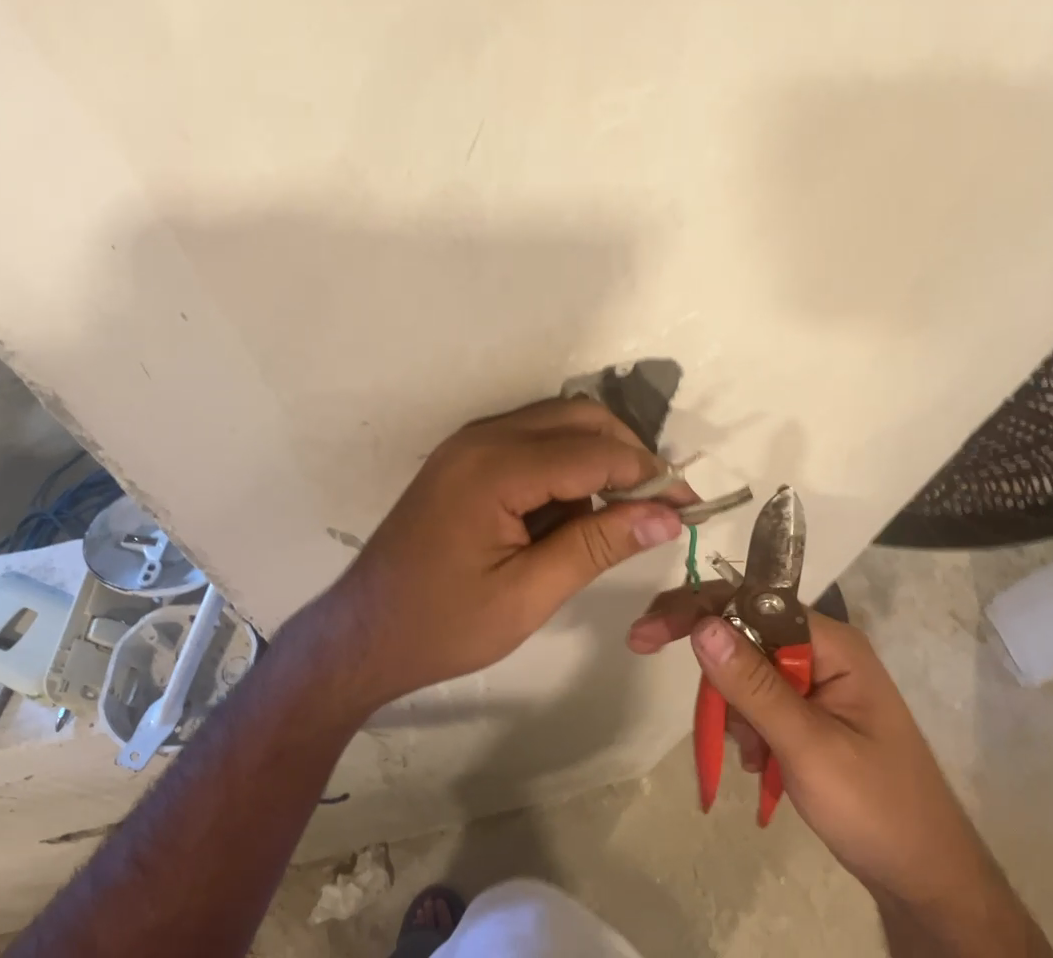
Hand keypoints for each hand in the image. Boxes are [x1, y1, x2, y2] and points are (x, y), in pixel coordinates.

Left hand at [319, 399, 691, 707]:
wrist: (363, 634)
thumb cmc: (443, 624)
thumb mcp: (528, 594)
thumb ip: (597, 546)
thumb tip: (668, 515)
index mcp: (494, 468)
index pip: (594, 451)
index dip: (649, 475)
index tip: (690, 506)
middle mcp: (480, 438)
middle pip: (577, 418)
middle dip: (626, 456)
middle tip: (656, 509)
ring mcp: (467, 445)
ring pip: (555, 425)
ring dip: (595, 460)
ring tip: (613, 521)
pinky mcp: (463, 461)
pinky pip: (530, 443)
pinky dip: (562, 469)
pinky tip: (568, 518)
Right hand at [626, 584, 1006, 911]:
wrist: (924, 877)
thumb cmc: (874, 808)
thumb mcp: (808, 746)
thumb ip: (754, 685)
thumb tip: (702, 625)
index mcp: (833, 645)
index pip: (751, 602)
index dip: (696, 611)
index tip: (644, 636)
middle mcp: (825, 653)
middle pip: (745, 634)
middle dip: (718, 675)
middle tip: (701, 715)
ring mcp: (821, 684)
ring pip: (748, 673)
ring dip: (735, 711)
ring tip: (754, 758)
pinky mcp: (813, 714)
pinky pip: (761, 702)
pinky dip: (748, 728)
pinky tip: (760, 763)